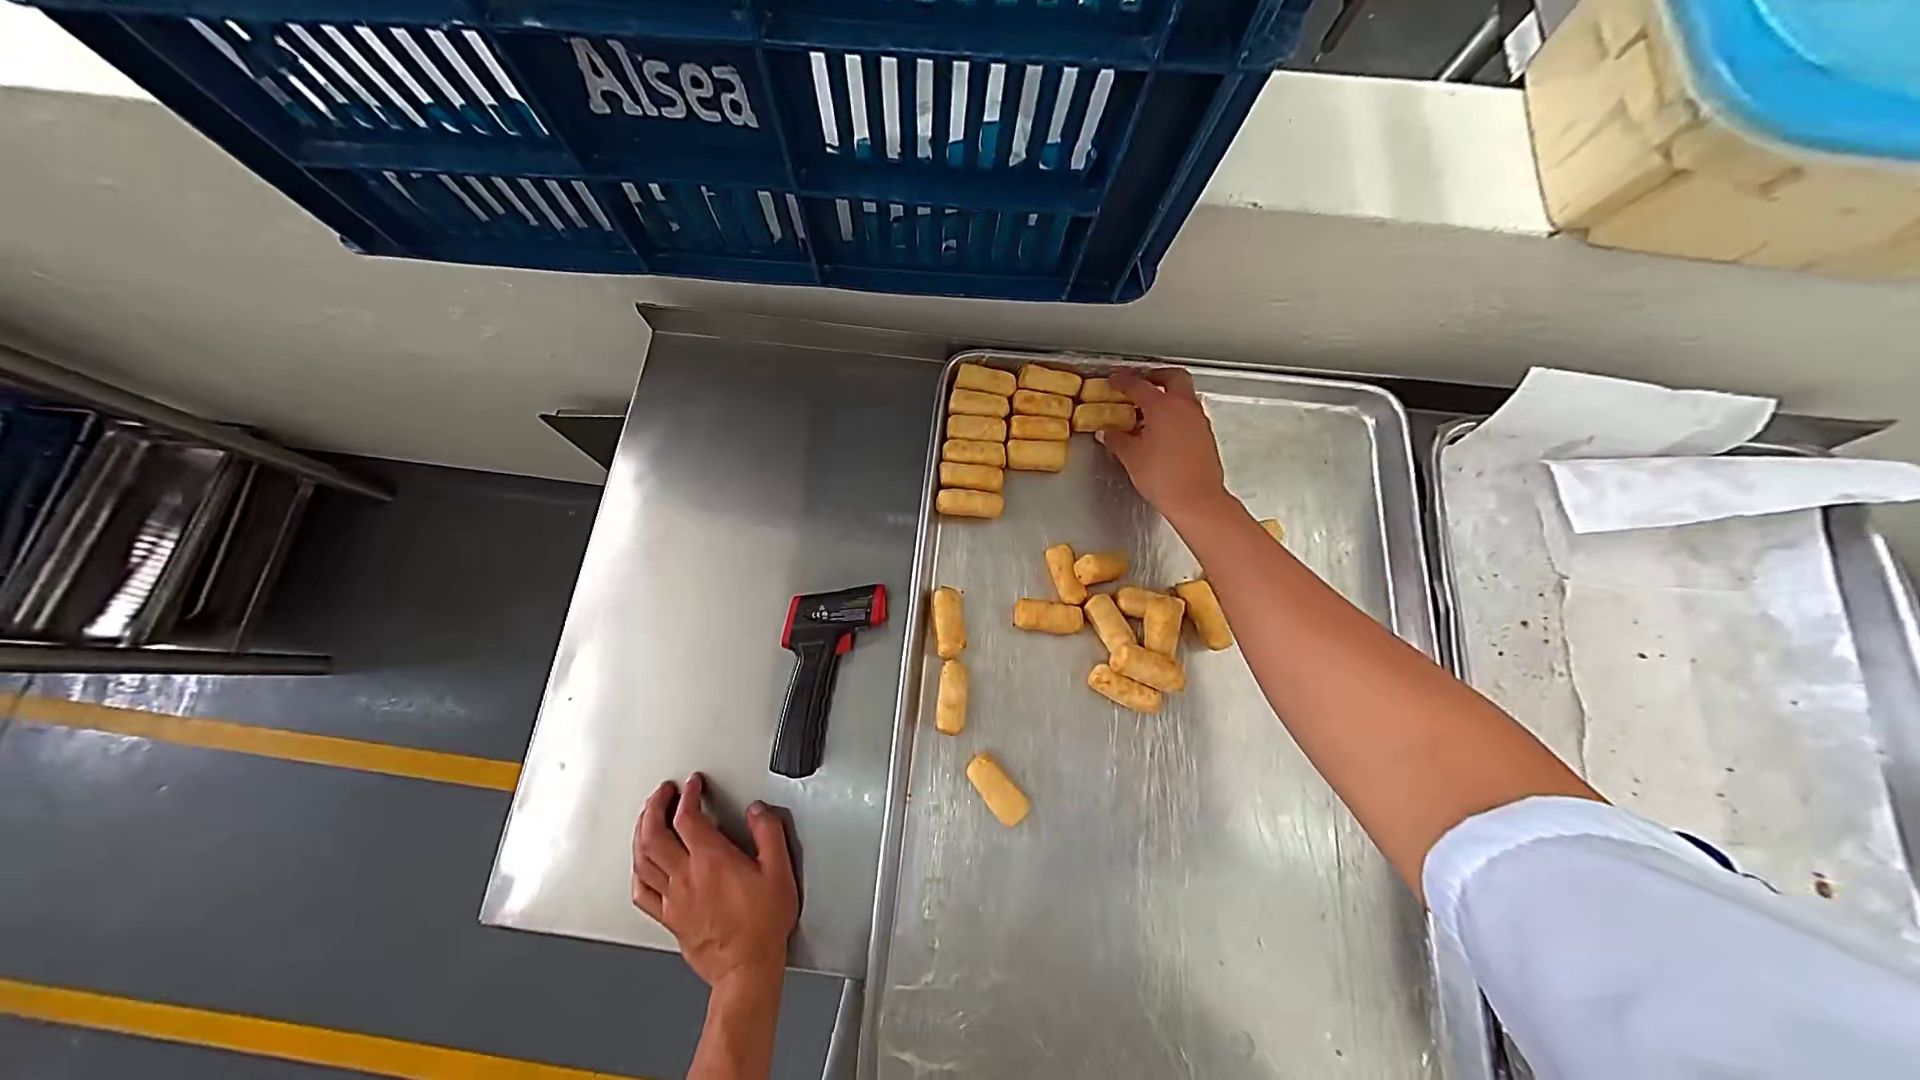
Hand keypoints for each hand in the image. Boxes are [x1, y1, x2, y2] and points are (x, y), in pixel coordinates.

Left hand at [632, 773, 797, 988]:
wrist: (746, 968)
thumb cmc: (762, 925)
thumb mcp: (779, 870)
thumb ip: (769, 833)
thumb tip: (758, 811)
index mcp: (711, 860)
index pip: (688, 817)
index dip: (688, 794)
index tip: (693, 784)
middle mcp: (686, 877)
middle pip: (654, 834)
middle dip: (655, 806)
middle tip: (663, 793)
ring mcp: (673, 898)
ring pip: (642, 859)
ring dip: (640, 832)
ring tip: (646, 817)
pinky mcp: (668, 918)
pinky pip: (642, 890)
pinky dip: (637, 870)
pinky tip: (640, 864)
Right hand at [1101, 368, 1230, 520]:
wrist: (1197, 500)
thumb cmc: (1165, 478)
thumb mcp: (1131, 457)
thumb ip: (1118, 440)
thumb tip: (1110, 433)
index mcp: (1163, 406)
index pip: (1139, 385)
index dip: (1123, 381)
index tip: (1115, 381)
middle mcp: (1184, 407)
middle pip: (1172, 376)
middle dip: (1155, 376)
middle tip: (1140, 382)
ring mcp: (1198, 420)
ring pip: (1184, 394)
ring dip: (1168, 394)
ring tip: (1149, 409)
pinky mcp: (1206, 435)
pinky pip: (1190, 413)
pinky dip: (1176, 412)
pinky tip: (1163, 429)